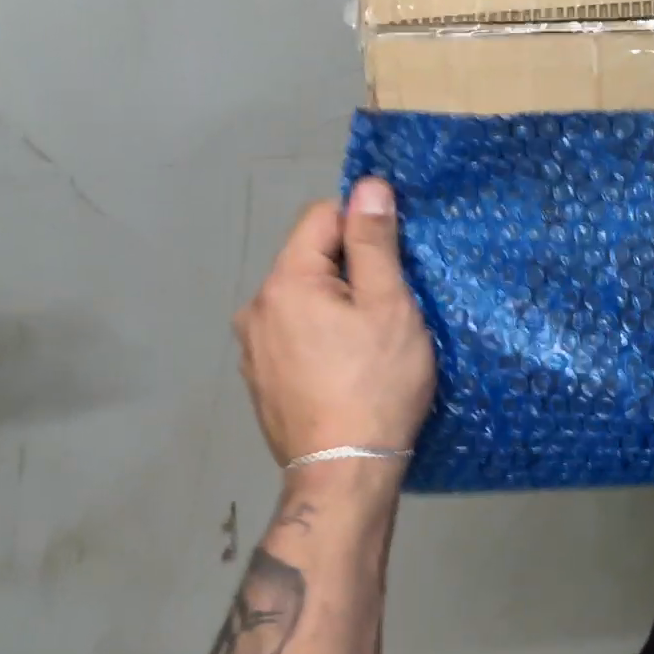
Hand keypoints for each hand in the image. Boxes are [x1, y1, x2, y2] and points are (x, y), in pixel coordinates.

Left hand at [234, 178, 435, 469]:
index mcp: (286, 283)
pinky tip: (351, 363)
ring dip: (339, 301)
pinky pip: (296, 331)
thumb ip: (375, 243)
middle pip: (311, 259)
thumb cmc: (378, 379)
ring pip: (305, 298)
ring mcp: (253, 347)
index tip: (400, 257)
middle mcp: (256, 309)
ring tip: (377, 335)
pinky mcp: (261, 378)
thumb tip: (369, 186)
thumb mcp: (389, 304)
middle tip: (397, 301)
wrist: (346, 466)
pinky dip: (324, 332)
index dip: (366, 225)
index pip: (322, 217)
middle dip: (354, 267)